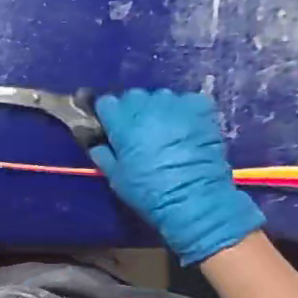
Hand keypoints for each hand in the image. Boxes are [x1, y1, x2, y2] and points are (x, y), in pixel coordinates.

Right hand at [90, 88, 262, 265]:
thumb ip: (102, 153)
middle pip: (132, 97)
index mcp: (122, 120)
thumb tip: (96, 142)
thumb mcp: (115, 176)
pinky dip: (184, 110)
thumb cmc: (148, 191)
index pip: (105, 103)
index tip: (110, 129)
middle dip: (132, 111)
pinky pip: (187, 101)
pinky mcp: (201, 109)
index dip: (107, 116)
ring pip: (159, 98)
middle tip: (137, 133)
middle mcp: (147, 105)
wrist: (195, 200)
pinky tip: (186, 127)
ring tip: (163, 131)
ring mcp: (176, 104)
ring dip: (157, 110)